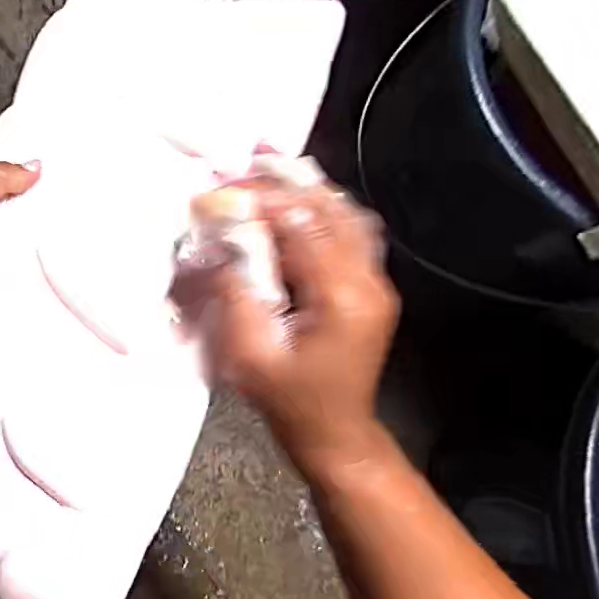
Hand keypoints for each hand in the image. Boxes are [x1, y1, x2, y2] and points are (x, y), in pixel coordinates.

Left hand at [0, 146, 39, 292]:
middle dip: (21, 199)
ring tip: (32, 227)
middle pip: (3, 194)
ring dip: (12, 229)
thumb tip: (31, 167)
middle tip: (47, 201)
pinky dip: (2, 252)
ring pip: (1, 225)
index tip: (49, 167)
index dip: (21, 161)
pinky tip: (14, 251)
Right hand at [191, 179, 398, 471]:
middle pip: (332, 212)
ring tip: (271, 174)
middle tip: (247, 168)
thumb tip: (223, 245)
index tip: (226, 190)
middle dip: (286, 186)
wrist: (332, 430)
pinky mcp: (368, 288)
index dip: (263, 203)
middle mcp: (368, 282)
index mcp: (341, 297)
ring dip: (308, 193)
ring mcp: (375, 283)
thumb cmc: (288, 399)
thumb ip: (237, 293)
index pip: (303, 228)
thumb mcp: (250, 352)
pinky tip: (298, 205)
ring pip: (348, 217)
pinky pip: (351, 234)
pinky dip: (323, 212)